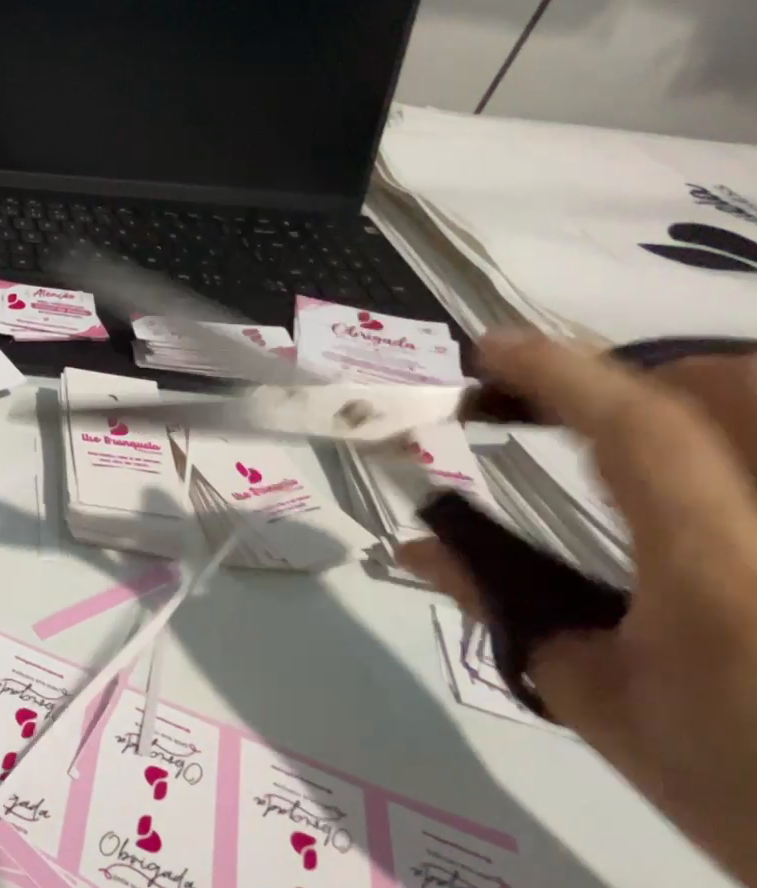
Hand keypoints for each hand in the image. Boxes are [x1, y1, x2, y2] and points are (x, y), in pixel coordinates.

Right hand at [401, 334, 756, 882]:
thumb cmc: (737, 788)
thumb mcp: (602, 704)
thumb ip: (505, 609)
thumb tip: (414, 546)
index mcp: (719, 575)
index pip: (642, 433)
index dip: (560, 372)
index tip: (490, 349)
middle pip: (735, 391)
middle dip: (646, 375)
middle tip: (570, 407)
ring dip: (703, 395)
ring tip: (637, 430)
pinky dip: (734, 433)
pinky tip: (705, 464)